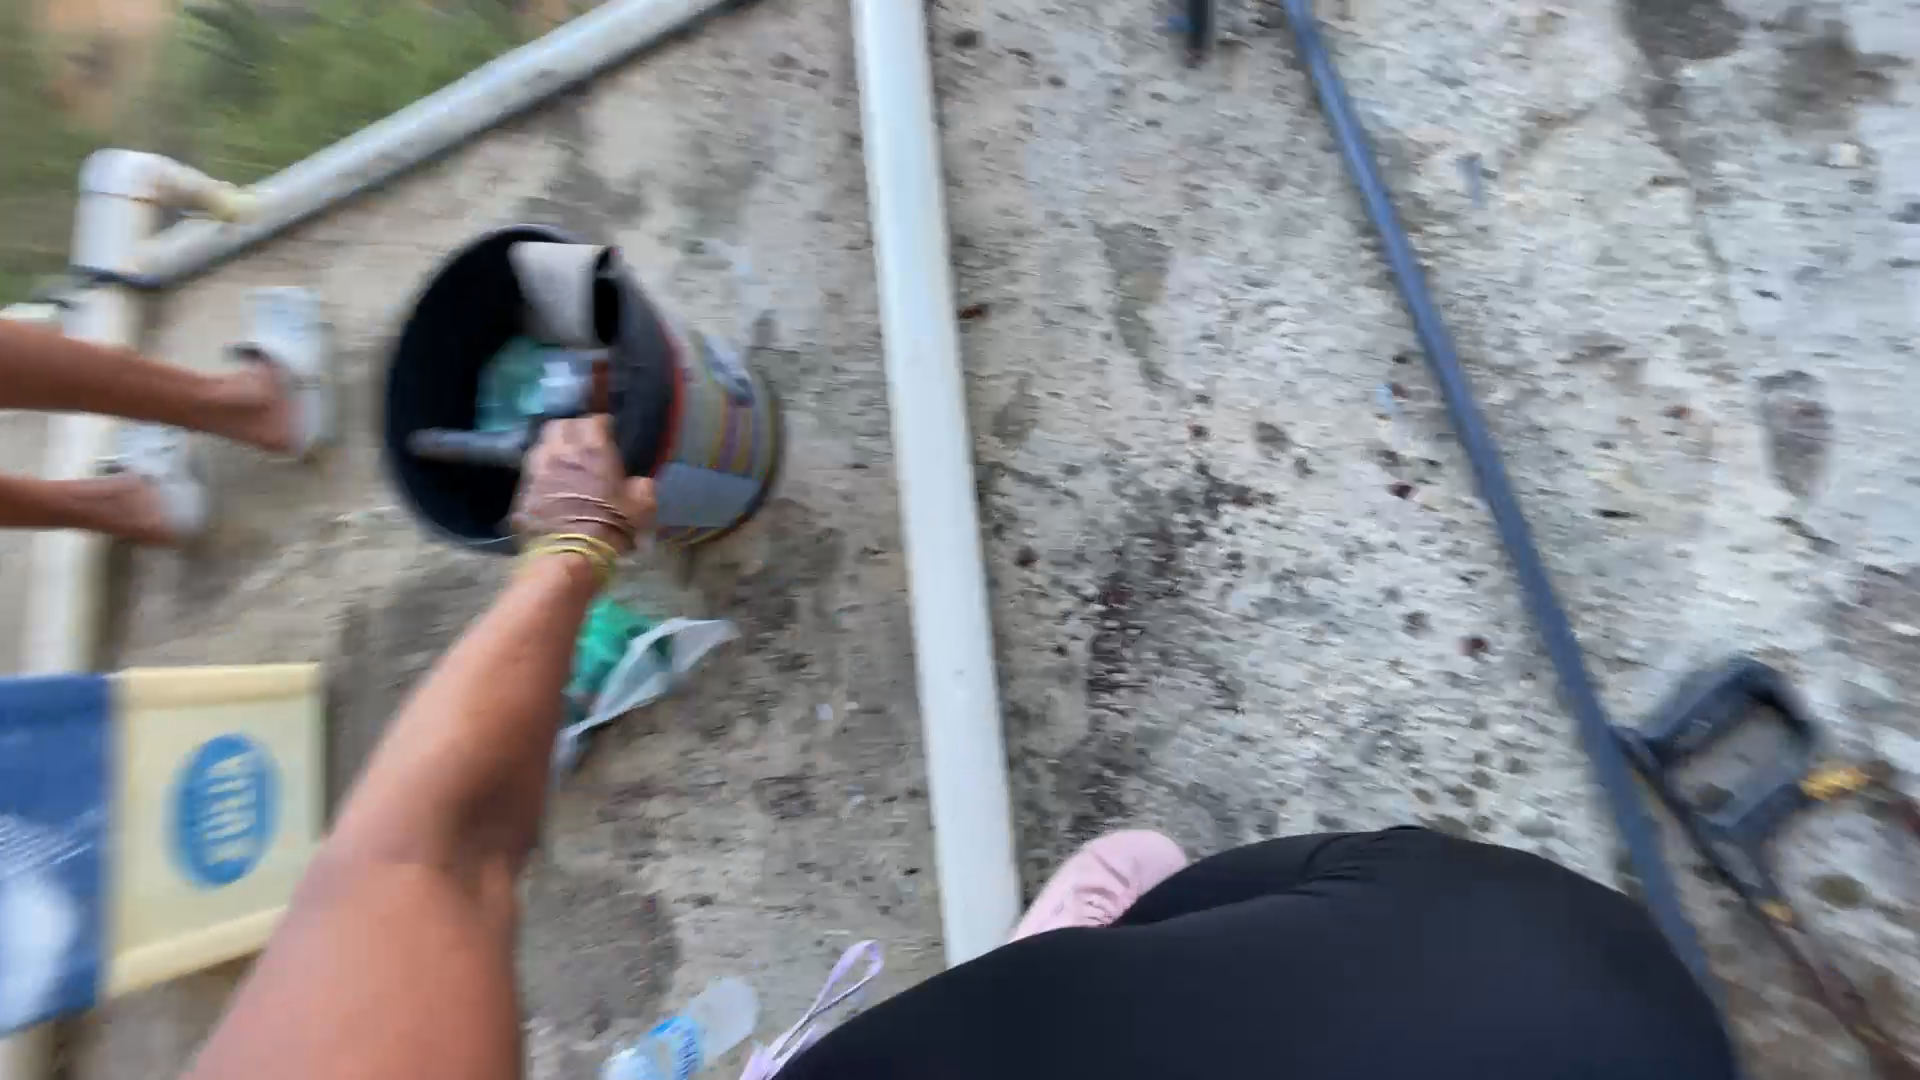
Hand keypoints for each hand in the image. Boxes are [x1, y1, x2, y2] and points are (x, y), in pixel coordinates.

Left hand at [510, 415, 654, 553]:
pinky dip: (545, 470)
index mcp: (593, 450)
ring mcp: (537, 469)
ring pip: (543, 443)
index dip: (604, 425)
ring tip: (567, 459)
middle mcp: (561, 451)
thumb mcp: (642, 507)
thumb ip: (642, 486)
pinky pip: (533, 469)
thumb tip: (639, 482)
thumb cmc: (610, 528)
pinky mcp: (523, 489)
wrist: (568, 556)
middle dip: (574, 428)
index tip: (611, 433)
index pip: (594, 420)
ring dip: (555, 446)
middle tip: (585, 441)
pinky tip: (554, 482)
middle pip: (562, 424)